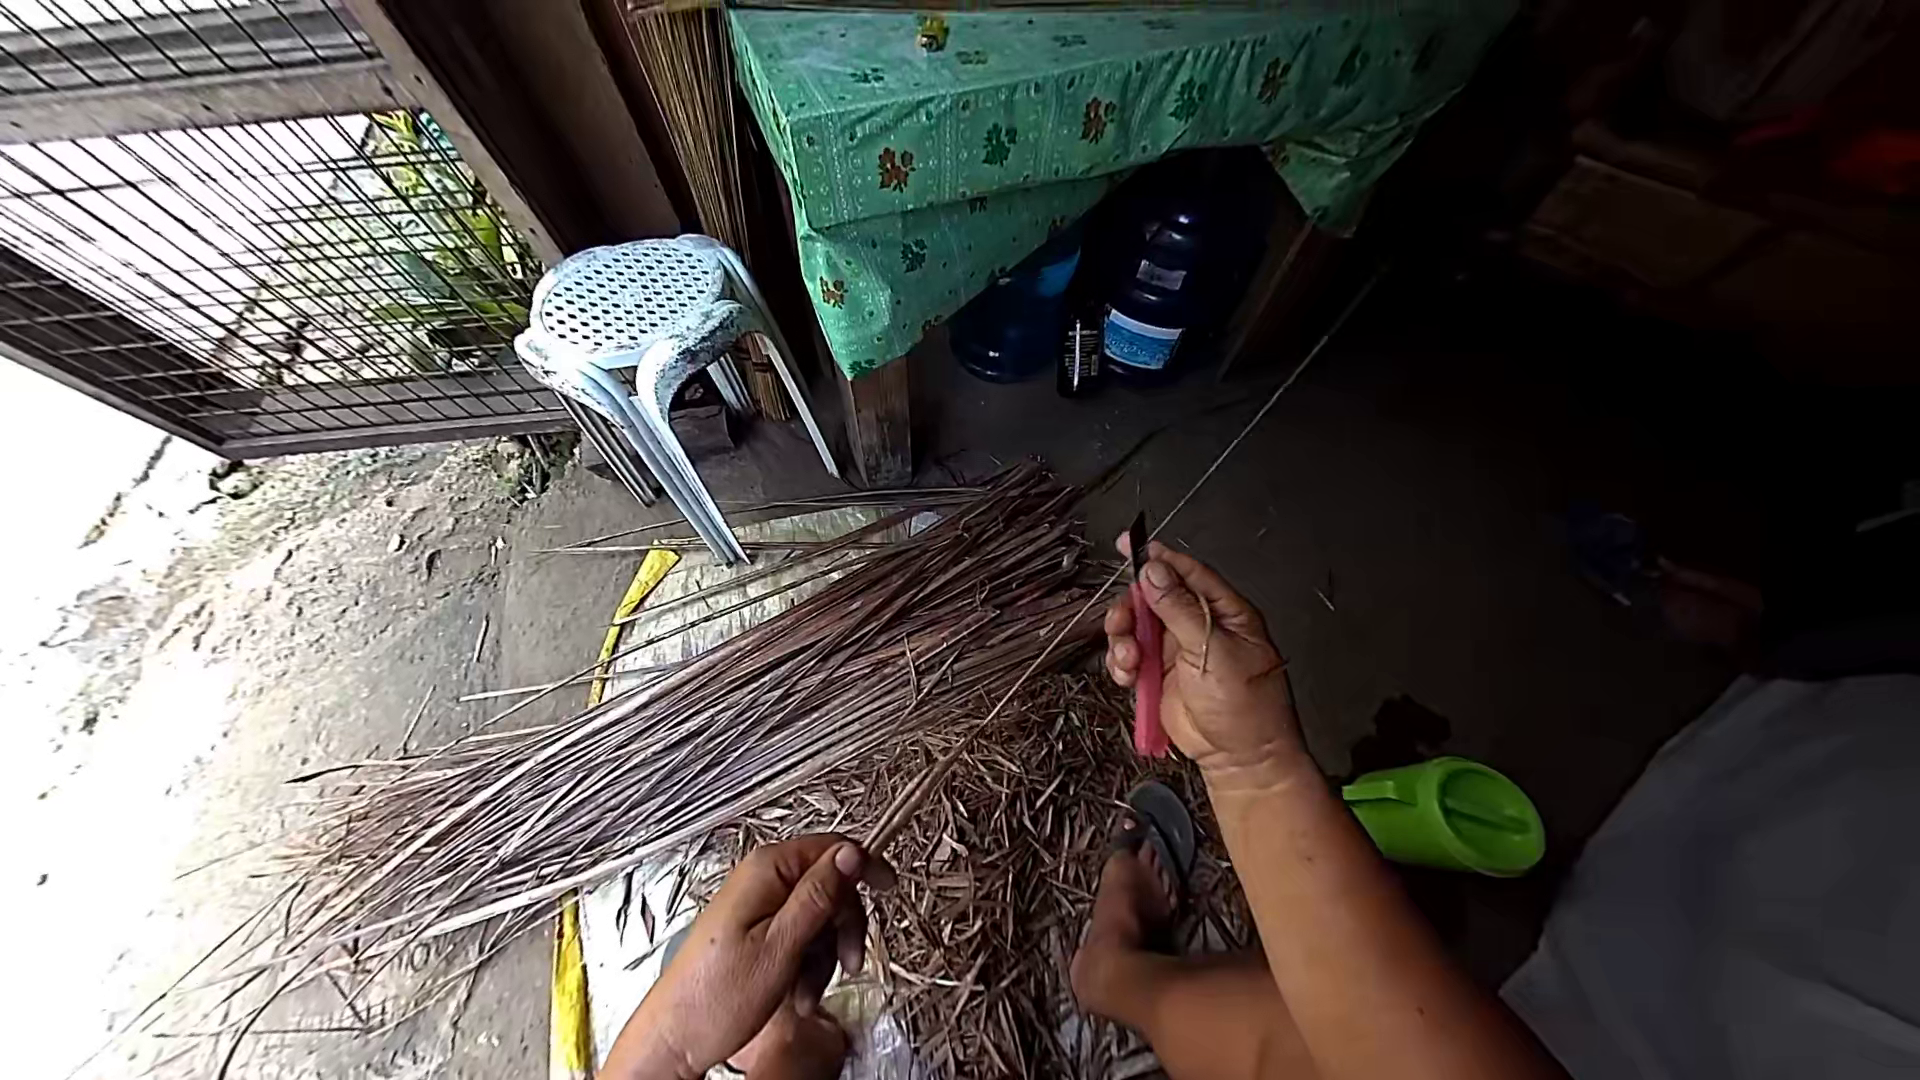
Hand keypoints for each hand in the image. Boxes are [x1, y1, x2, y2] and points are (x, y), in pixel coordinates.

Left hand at [604, 834, 894, 1079]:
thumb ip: (819, 895)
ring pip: (818, 912)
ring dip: (824, 953)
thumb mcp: (780, 948)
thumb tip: (851, 852)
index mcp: (769, 868)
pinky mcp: (756, 925)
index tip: (888, 888)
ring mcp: (759, 900)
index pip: (832, 847)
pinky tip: (797, 991)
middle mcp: (764, 875)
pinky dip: (807, 961)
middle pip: (829, 883)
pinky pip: (799, 931)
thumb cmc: (717, 999)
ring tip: (808, 991)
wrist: (670, 1044)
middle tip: (849, 962)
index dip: (864, 867)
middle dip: (842, 926)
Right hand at [1105, 536, 1304, 789]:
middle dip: (1132, 607)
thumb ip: (1178, 609)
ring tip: (1130, 660)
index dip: (1157, 557)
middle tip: (1124, 619)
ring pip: (1135, 626)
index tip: (1130, 544)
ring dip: (1124, 639)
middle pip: (1151, 597)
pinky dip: (1122, 663)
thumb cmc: (1246, 706)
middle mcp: (1196, 625)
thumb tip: (1153, 572)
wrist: (1238, 758)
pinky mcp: (1158, 673)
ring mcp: (1175, 649)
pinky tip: (1130, 675)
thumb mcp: (1213, 649)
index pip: (1186, 572)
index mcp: (1222, 611)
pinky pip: (1128, 656)